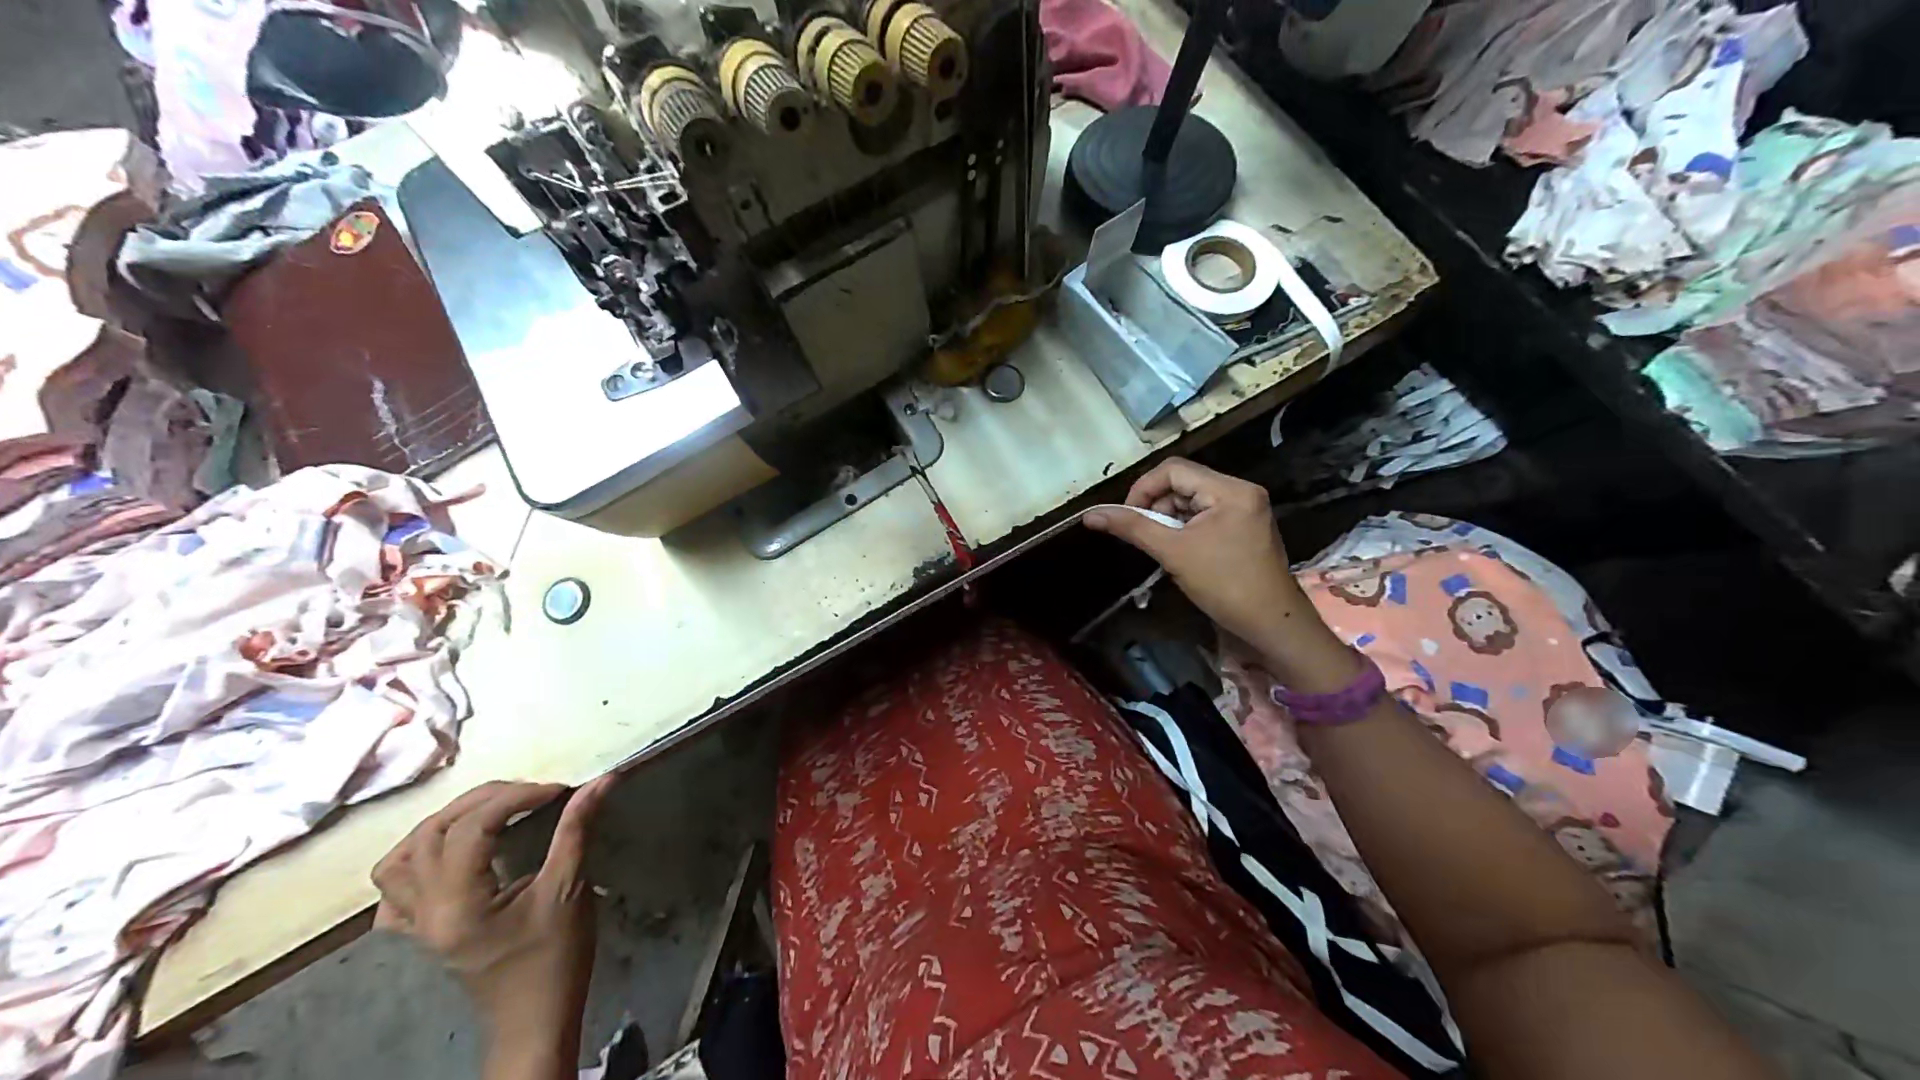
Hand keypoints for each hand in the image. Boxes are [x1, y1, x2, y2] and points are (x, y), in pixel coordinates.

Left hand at [371, 777, 615, 1060]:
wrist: (534, 1020)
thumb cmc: (555, 959)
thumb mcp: (570, 890)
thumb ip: (576, 831)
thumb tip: (601, 781)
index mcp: (457, 905)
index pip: (471, 829)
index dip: (515, 797)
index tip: (559, 790)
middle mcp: (423, 912)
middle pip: (432, 833)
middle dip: (483, 800)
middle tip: (530, 792)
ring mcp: (415, 925)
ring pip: (399, 859)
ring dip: (441, 824)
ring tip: (488, 813)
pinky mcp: (420, 933)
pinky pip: (394, 894)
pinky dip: (415, 864)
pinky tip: (449, 855)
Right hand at [1083, 458, 1358, 691]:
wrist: (1271, 623)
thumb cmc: (1224, 585)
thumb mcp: (1173, 553)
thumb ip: (1132, 527)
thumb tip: (1091, 515)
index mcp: (1230, 490)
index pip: (1173, 469)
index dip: (1143, 488)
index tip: (1127, 516)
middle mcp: (1241, 491)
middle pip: (1183, 482)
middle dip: (1156, 505)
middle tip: (1144, 535)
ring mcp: (1246, 509)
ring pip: (1192, 499)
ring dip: (1169, 518)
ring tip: (1162, 546)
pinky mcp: (1245, 526)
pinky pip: (1205, 515)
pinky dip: (1185, 528)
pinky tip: (1179, 550)